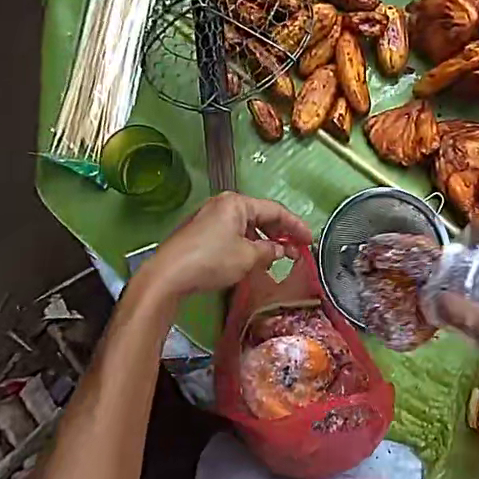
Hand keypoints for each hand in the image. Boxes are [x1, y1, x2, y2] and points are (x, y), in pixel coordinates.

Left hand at [134, 193, 310, 300]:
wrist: (169, 275)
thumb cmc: (211, 261)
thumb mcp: (248, 257)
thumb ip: (270, 251)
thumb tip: (281, 250)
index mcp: (237, 203)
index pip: (275, 210)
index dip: (295, 226)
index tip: (309, 240)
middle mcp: (222, 204)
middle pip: (260, 216)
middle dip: (279, 233)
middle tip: (296, 250)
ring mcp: (209, 217)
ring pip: (245, 226)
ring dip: (263, 241)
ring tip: (276, 258)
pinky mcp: (200, 233)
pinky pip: (231, 234)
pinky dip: (246, 244)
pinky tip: (252, 259)